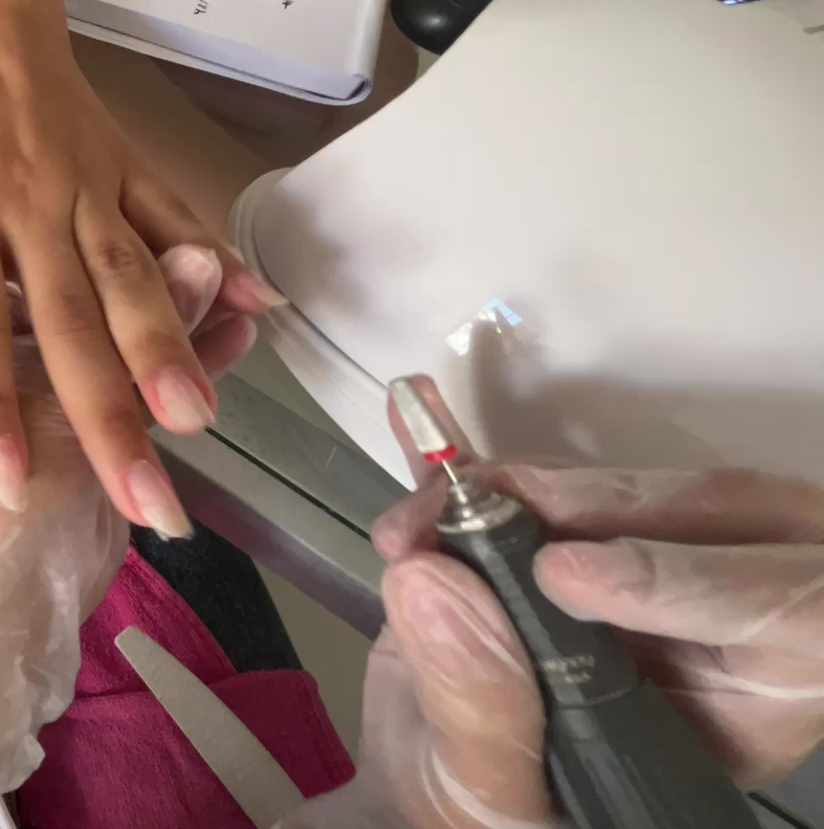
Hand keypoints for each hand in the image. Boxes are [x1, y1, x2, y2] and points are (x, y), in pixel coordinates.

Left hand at [0, 7, 280, 537]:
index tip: (9, 478)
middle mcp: (32, 210)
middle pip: (71, 321)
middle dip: (108, 414)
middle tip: (146, 498)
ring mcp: (90, 189)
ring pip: (133, 277)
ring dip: (168, 350)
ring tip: (196, 421)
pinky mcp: (130, 169)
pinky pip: (173, 217)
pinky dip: (216, 262)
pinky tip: (255, 312)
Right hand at [291, 379, 823, 827]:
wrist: (419, 783)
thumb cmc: (475, 812)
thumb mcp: (489, 793)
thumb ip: (479, 702)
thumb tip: (433, 577)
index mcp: (740, 710)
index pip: (792, 626)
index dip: (690, 582)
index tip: (559, 573)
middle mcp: (704, 628)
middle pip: (711, 523)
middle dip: (583, 506)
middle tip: (469, 515)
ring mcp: (616, 567)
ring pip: (607, 489)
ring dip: (503, 485)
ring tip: (417, 519)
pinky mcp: (528, 533)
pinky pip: (509, 477)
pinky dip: (455, 447)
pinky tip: (414, 410)